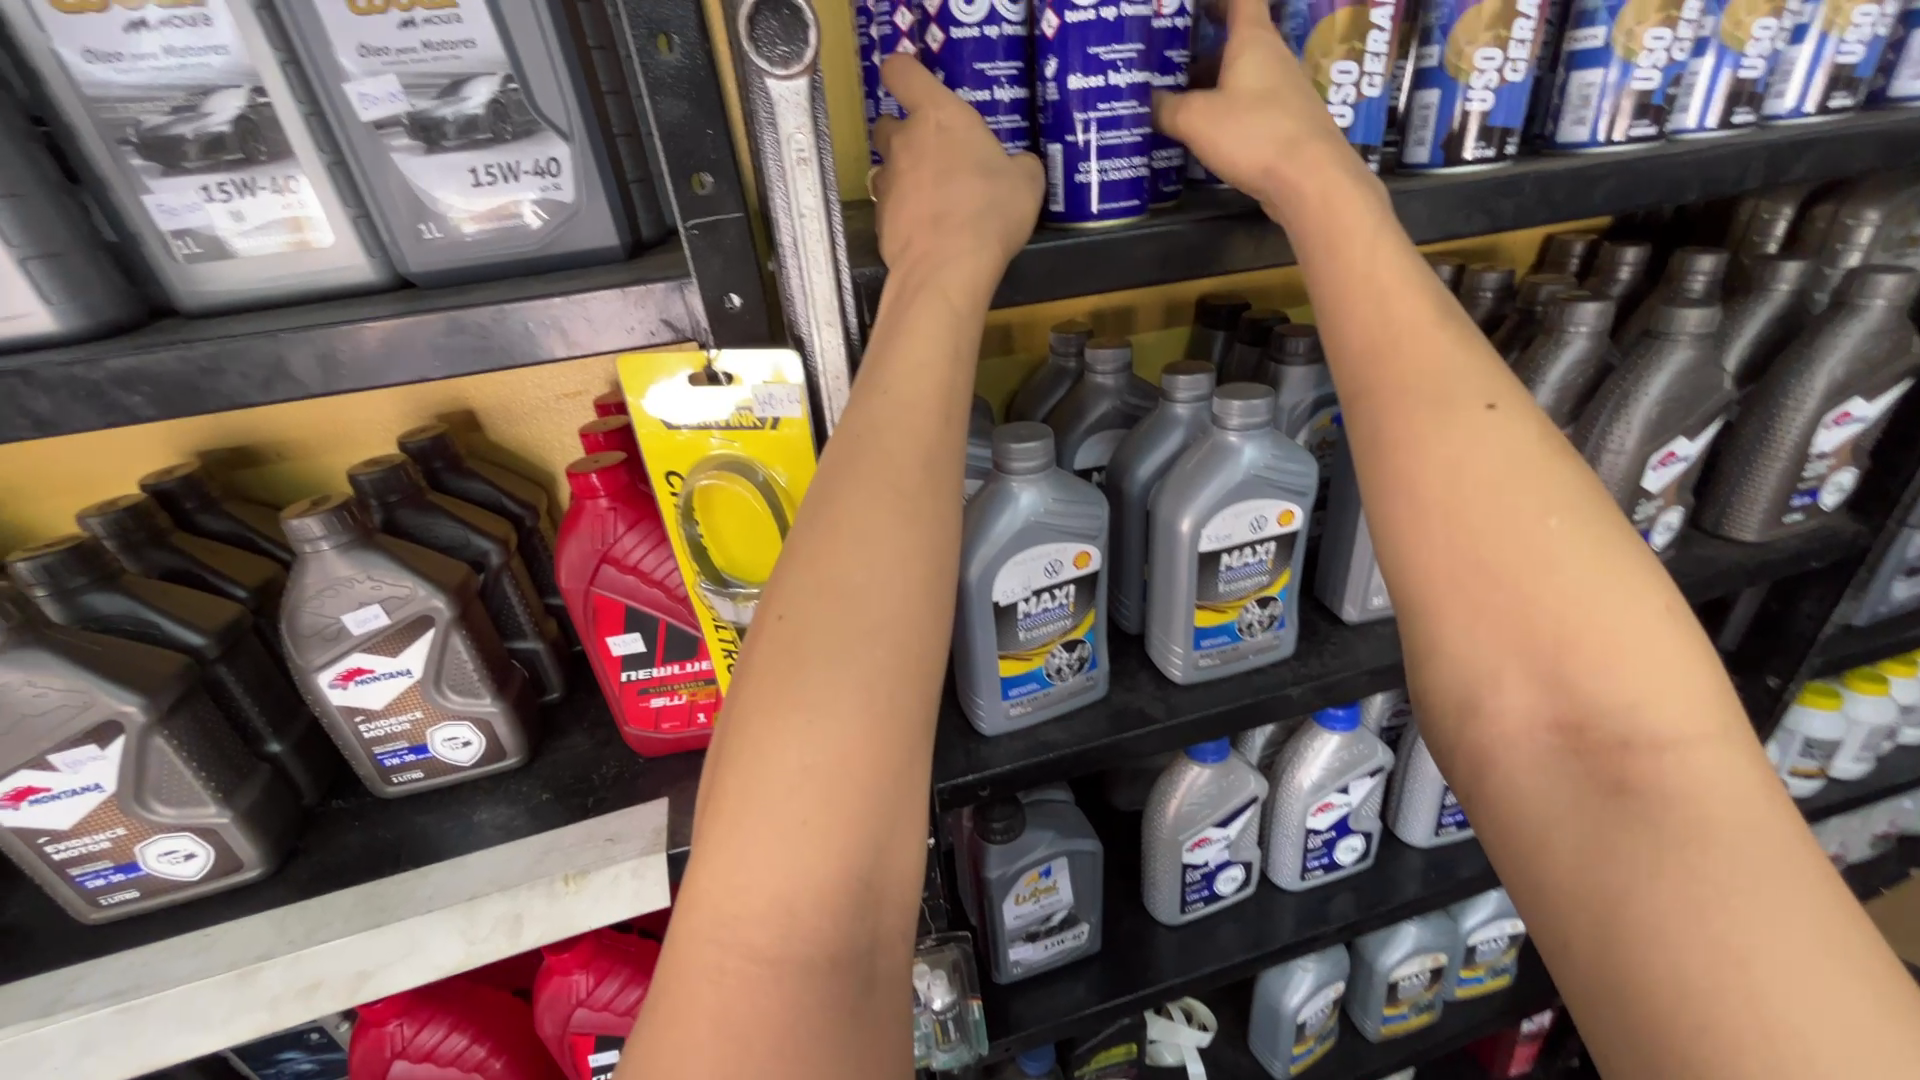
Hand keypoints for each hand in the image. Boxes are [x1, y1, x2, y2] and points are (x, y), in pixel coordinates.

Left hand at [871, 56, 1043, 289]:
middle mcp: (904, 142)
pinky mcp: (879, 220)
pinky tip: (926, 234)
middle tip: (933, 156)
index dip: (904, 74)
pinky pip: (890, 209)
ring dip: (902, 178)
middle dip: (904, 135)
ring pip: (886, 169)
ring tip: (931, 202)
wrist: (948, 268)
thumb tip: (1017, 167)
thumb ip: (1018, 165)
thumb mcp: (1026, 183)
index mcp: (938, 115)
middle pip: (887, 123)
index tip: (914, 86)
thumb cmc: (990, 212)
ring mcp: (888, 182)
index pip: (901, 72)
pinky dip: (903, 216)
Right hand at [1155, 0, 1376, 222]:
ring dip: (1208, 83)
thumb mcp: (1196, 120)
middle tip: (1164, 58)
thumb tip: (1146, 101)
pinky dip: (1221, 110)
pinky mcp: (1283, 122)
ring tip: (1171, 98)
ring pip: (1238, 75)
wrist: (1308, 178)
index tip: (1188, 7)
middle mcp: (1270, 56)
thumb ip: (1166, 108)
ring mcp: (1280, 90)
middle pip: (1234, 39)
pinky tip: (1199, 131)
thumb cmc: (1252, 133)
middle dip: (1200, 46)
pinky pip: (1245, 105)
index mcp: (1252, 39)